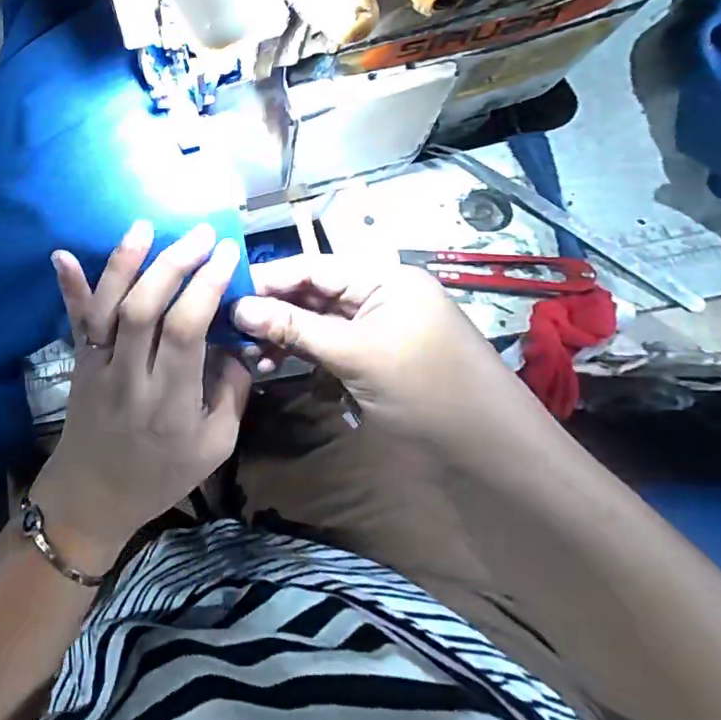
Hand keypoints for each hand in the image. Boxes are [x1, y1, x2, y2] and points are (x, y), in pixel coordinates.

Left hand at [29, 221, 252, 573]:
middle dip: (175, 264)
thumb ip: (232, 391)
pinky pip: (75, 321)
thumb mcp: (216, 446)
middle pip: (145, 309)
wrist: (93, 497)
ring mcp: (98, 365)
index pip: (186, 331)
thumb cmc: (161, 474)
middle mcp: (130, 376)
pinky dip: (69, 287)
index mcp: (171, 401)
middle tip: (202, 234)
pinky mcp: (78, 361)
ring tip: (146, 226)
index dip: (207, 287)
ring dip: (125, 262)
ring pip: (108, 308)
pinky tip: (60, 253)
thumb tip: (239, 339)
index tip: (227, 255)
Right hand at [231, 253, 542, 447]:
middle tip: (232, 332)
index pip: (312, 266)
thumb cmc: (427, 392)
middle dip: (274, 312)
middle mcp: (380, 292)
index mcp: (383, 277)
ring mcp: (379, 324)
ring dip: (286, 336)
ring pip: (319, 321)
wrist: (496, 453)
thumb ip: (294, 329)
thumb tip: (238, 308)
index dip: (267, 279)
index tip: (224, 295)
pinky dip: (307, 353)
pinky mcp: (377, 353)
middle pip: (313, 293)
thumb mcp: (355, 357)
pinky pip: (332, 343)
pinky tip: (277, 366)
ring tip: (253, 357)